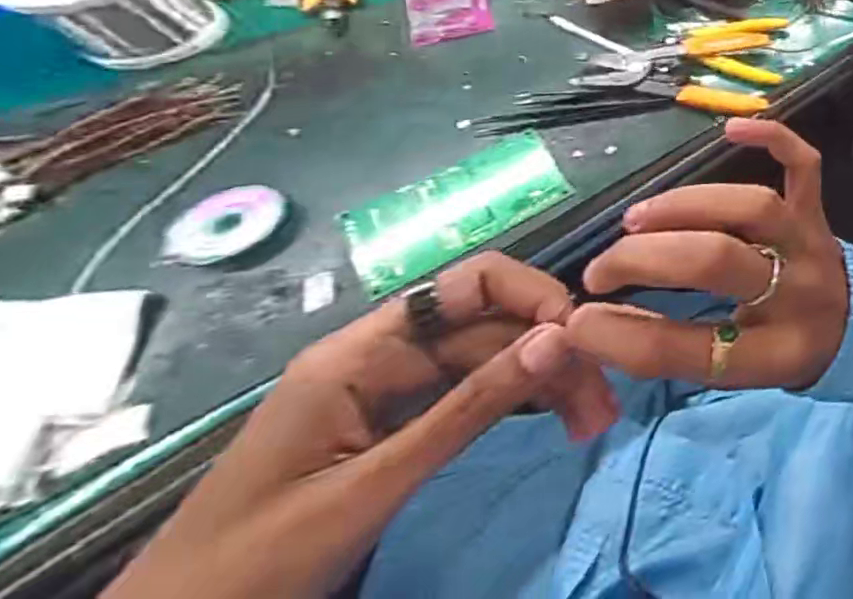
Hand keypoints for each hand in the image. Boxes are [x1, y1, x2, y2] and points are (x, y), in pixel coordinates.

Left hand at [105, 254, 618, 598]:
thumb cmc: (250, 568)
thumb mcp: (369, 488)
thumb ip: (468, 409)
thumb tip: (558, 338)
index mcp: (360, 351)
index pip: (468, 285)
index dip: (531, 295)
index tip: (577, 338)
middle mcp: (382, 356)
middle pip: (489, 327)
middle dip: (551, 354)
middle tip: (601, 408)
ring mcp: (390, 392)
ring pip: (488, 362)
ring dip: (543, 383)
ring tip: (591, 421)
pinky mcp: (396, 427)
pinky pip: (469, 397)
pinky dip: (514, 406)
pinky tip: (553, 420)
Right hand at [567, 119, 849, 389]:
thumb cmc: (778, 351)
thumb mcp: (731, 374)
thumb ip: (668, 350)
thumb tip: (591, 324)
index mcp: (774, 355)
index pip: (690, 348)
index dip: (622, 337)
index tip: (577, 321)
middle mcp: (797, 293)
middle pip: (718, 261)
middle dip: (645, 259)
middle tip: (602, 268)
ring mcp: (810, 242)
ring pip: (752, 206)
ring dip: (686, 206)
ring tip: (637, 220)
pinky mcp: (817, 210)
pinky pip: (804, 166)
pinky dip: (772, 139)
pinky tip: (730, 129)